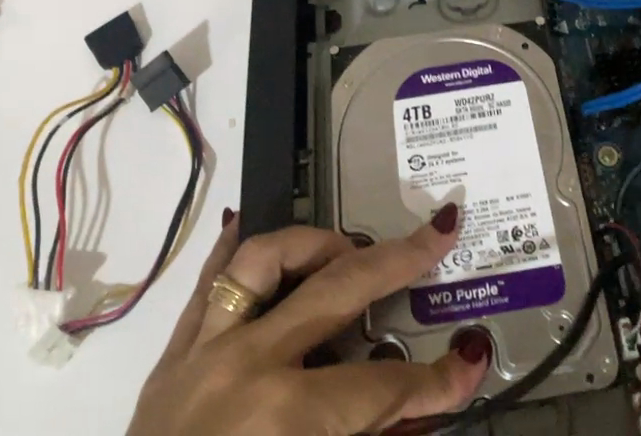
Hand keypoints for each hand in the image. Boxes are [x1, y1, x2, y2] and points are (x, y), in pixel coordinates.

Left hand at [132, 206, 488, 435]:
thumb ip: (369, 434)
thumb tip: (416, 401)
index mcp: (288, 416)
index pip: (384, 386)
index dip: (437, 380)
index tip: (468, 363)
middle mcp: (248, 366)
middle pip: (339, 291)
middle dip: (400, 261)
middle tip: (438, 233)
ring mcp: (204, 353)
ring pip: (265, 261)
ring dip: (314, 244)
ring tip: (348, 249)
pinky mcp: (172, 357)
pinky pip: (206, 284)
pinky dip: (230, 250)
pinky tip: (248, 224)